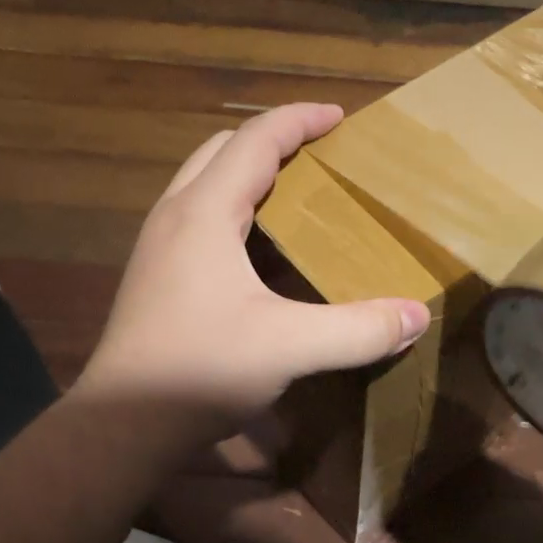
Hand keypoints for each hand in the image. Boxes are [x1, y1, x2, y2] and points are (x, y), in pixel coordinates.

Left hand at [75, 103, 430, 444]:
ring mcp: (157, 251)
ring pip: (204, 188)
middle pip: (222, 153)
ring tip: (294, 203)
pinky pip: (197, 225)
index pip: (255, 140)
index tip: (340, 118)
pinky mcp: (154, 282)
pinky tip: (259, 259)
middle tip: (319, 161)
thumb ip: (357, 330)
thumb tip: (416, 317)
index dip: (299, 121)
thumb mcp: (290, 348)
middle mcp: (174, 218)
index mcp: (204, 213)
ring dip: (248, 180)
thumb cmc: (201, 372)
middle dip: (272, 144)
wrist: (126, 423)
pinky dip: (233, 218)